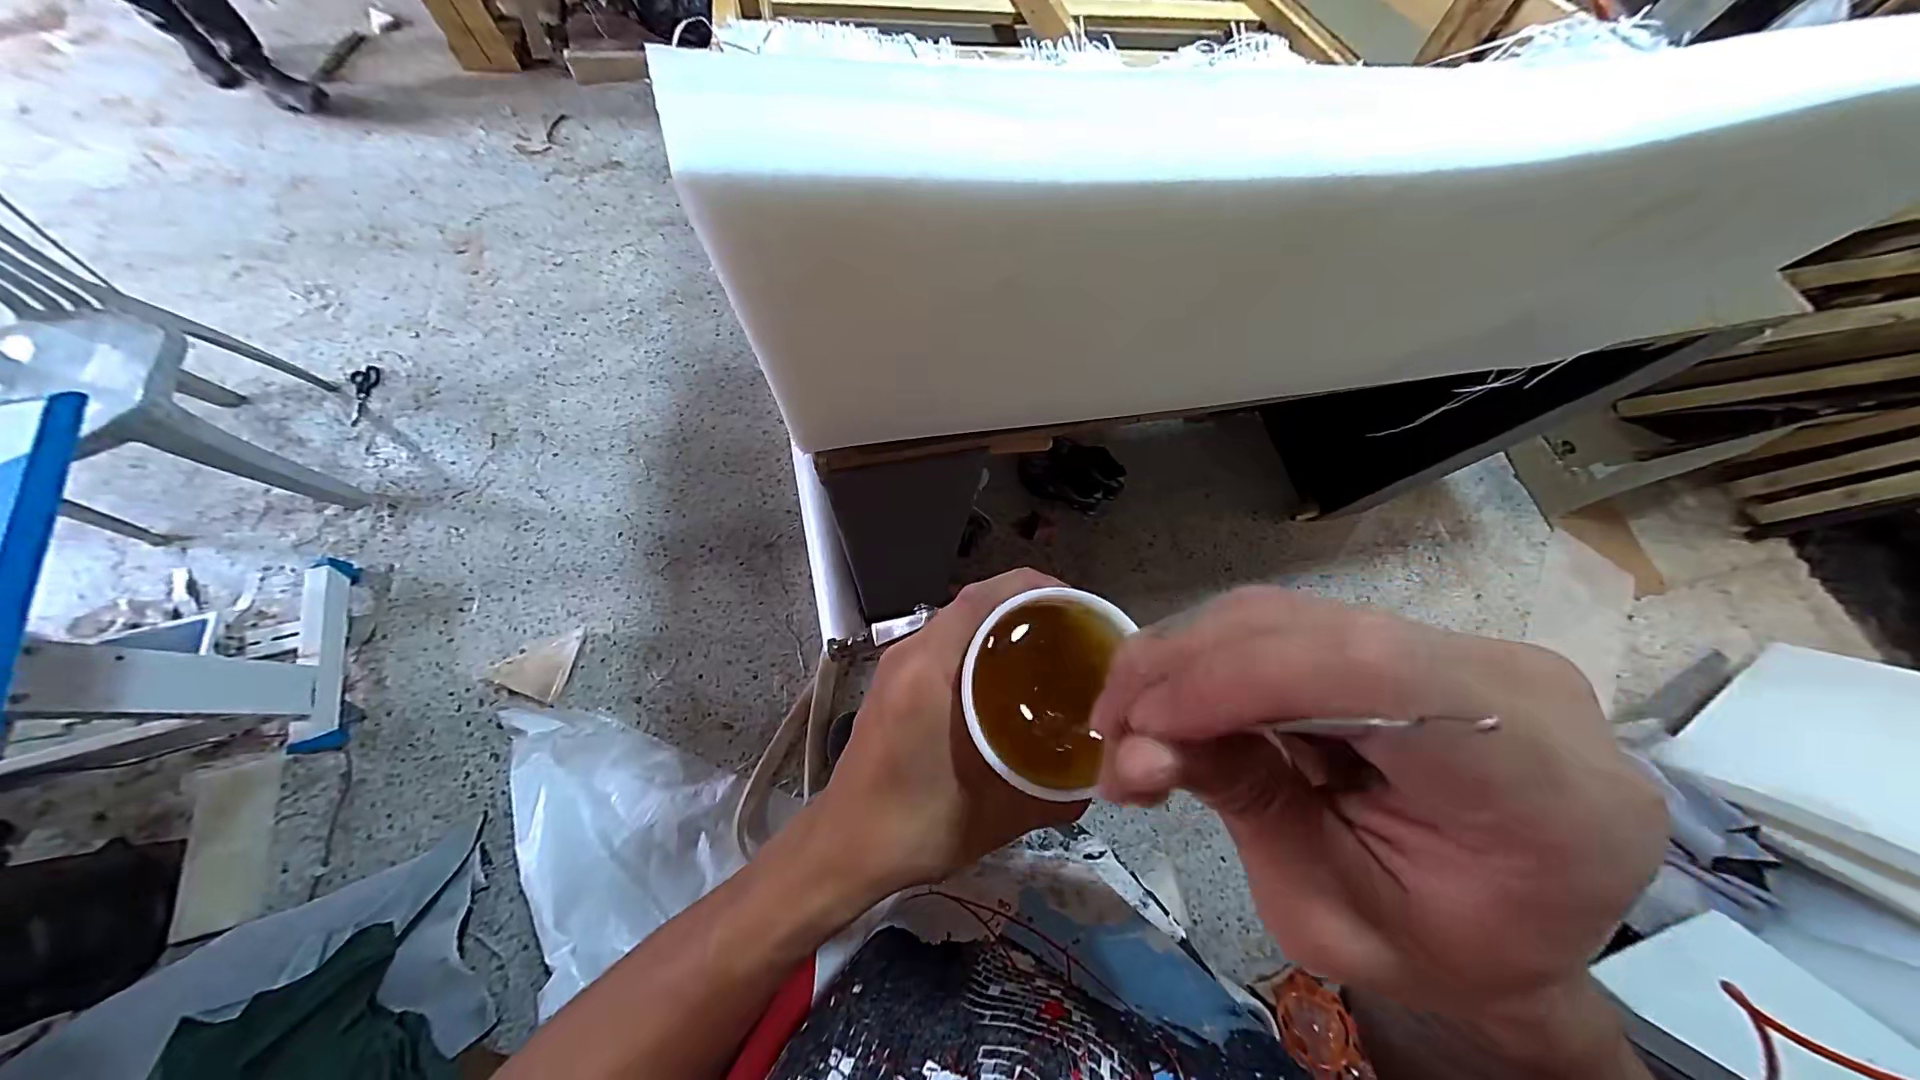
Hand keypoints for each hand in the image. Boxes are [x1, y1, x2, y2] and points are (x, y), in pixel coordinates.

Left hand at [812, 568, 1089, 893]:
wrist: (846, 847)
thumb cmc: (914, 828)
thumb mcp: (997, 813)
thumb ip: (1054, 793)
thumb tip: (1095, 772)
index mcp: (929, 672)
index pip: (981, 599)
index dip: (1033, 588)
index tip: (1075, 605)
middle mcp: (909, 655)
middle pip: (972, 602)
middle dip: (1025, 605)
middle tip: (1071, 630)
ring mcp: (896, 665)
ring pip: (956, 621)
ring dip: (1000, 623)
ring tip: (1046, 648)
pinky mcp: (892, 681)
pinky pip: (943, 642)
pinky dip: (977, 643)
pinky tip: (1006, 676)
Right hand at [1091, 587, 1663, 1032]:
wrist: (1511, 926)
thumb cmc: (1438, 951)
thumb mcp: (1331, 913)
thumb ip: (1243, 813)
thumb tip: (1131, 751)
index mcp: (1528, 774)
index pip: (1367, 673)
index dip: (1234, 680)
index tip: (1139, 727)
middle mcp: (1498, 677)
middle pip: (1303, 627)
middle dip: (1181, 669)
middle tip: (1110, 731)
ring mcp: (1450, 642)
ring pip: (1278, 615)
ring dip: (1182, 660)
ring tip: (1132, 724)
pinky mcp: (1401, 635)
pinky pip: (1281, 626)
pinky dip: (1209, 660)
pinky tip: (1175, 703)